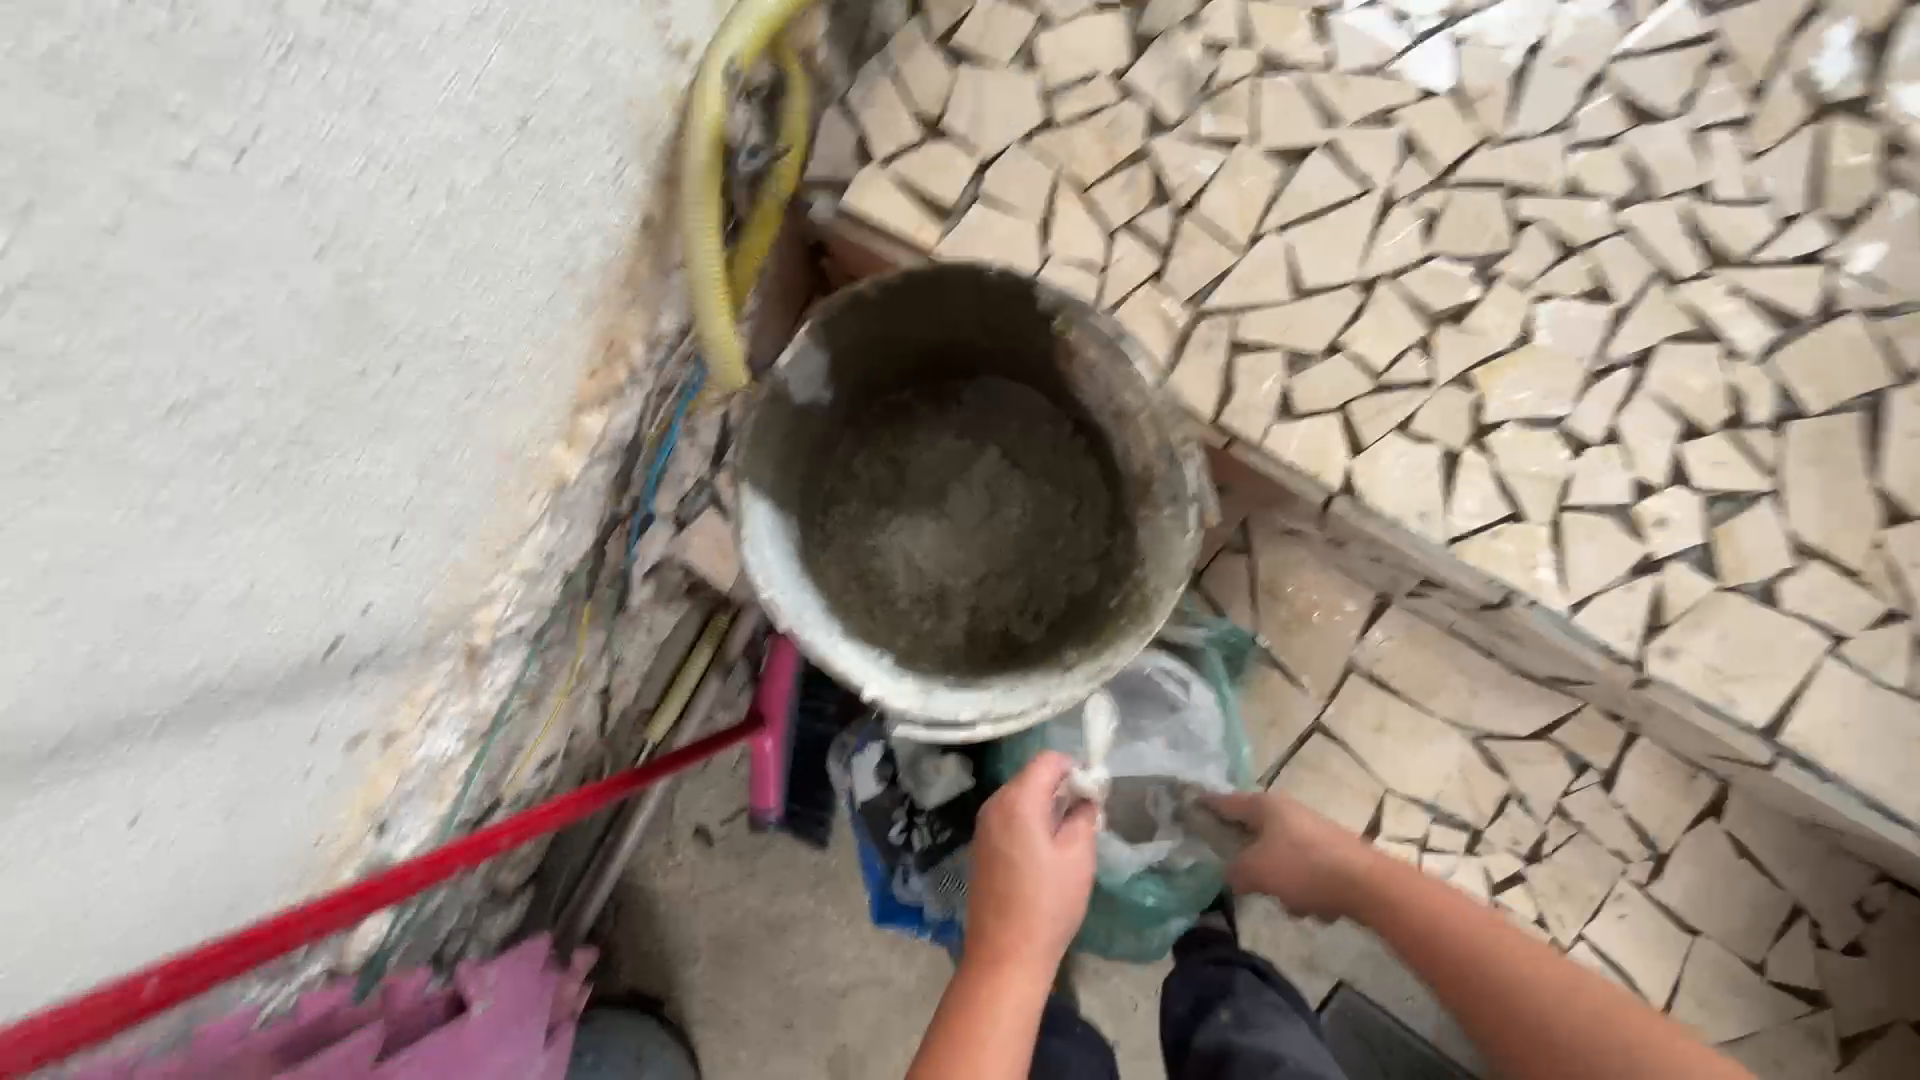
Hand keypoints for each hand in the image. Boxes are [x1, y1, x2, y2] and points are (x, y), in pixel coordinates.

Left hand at [965, 751, 1098, 976]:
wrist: (1005, 953)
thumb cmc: (1048, 902)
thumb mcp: (1078, 855)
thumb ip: (1083, 814)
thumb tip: (1085, 795)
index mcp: (1017, 800)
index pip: (1048, 760)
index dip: (1075, 767)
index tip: (1094, 791)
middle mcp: (994, 804)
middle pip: (1031, 776)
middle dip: (1060, 787)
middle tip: (1087, 815)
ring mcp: (983, 825)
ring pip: (1020, 797)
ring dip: (1045, 805)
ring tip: (1069, 837)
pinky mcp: (980, 846)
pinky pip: (1008, 817)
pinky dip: (1029, 821)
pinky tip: (1045, 852)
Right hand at [1204, 790, 1375, 921]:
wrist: (1369, 886)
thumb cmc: (1303, 868)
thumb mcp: (1256, 872)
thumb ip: (1233, 872)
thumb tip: (1228, 874)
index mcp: (1264, 805)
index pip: (1224, 801)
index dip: (1204, 805)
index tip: (1187, 808)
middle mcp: (1287, 811)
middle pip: (1252, 831)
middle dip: (1247, 858)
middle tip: (1238, 876)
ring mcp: (1311, 831)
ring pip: (1279, 855)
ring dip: (1279, 880)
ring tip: (1288, 901)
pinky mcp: (1332, 853)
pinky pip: (1304, 871)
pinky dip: (1304, 889)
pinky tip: (1313, 907)